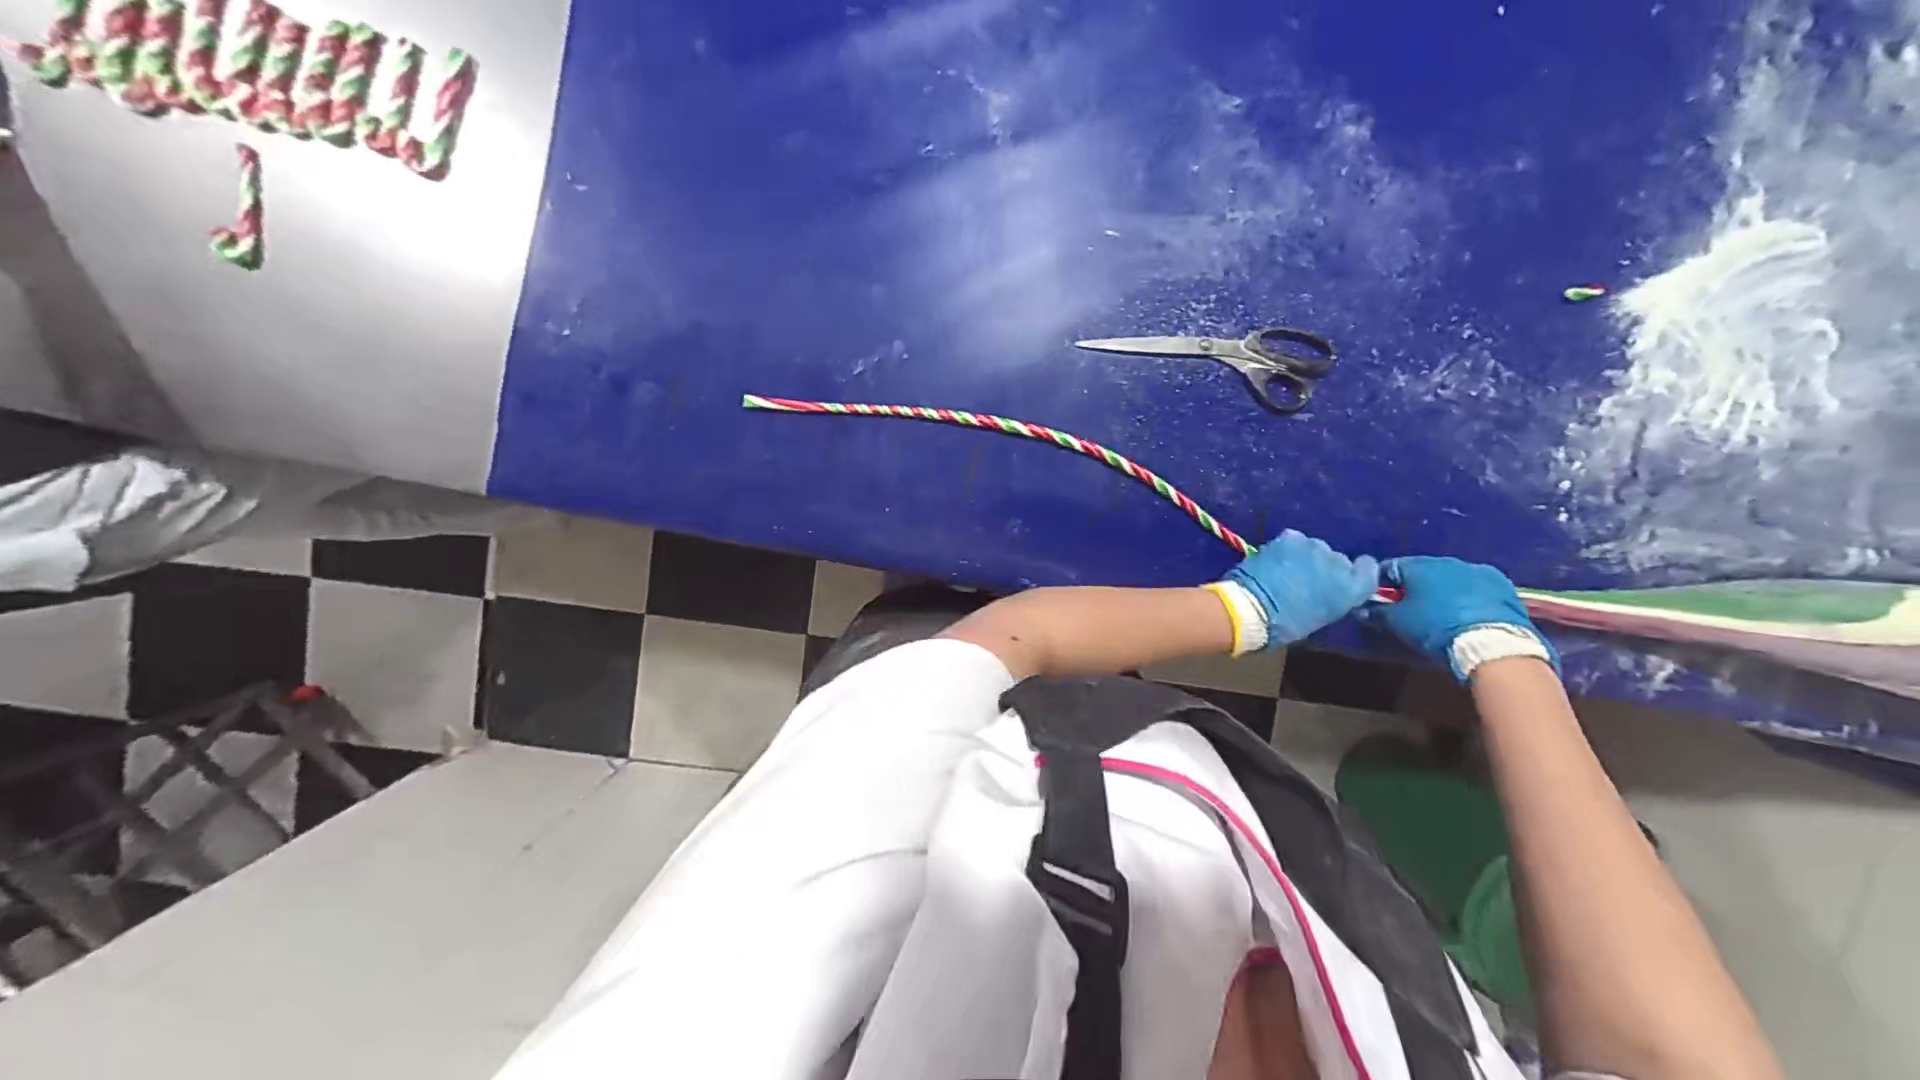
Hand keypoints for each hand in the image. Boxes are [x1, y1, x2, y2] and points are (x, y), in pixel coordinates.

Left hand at [1222, 530, 1378, 647]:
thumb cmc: (1286, 624)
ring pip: (1315, 547)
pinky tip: (1275, 558)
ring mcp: (1314, 546)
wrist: (1251, 608)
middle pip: (1338, 558)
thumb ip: (1333, 598)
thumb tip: (1327, 590)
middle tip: (1305, 579)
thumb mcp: (1321, 616)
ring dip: (1305, 556)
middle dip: (1324, 566)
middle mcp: (1338, 563)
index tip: (1343, 577)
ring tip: (1286, 569)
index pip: (1368, 569)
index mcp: (1351, 588)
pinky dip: (1287, 547)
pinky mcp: (1289, 537)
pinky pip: (1294, 540)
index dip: (1355, 572)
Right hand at [1360, 557, 1553, 678]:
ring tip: (1437, 612)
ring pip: (1451, 579)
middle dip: (1412, 587)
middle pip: (1422, 572)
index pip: (1390, 567)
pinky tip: (1463, 615)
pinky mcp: (1505, 588)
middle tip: (1405, 607)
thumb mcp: (1397, 623)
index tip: (1375, 598)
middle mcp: (1449, 561)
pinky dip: (1466, 598)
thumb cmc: (1435, 626)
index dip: (1379, 583)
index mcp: (1420, 565)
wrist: (1493, 643)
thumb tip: (1360, 610)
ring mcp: (1480, 573)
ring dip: (1442, 591)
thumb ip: (1376, 613)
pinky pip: (1476, 590)